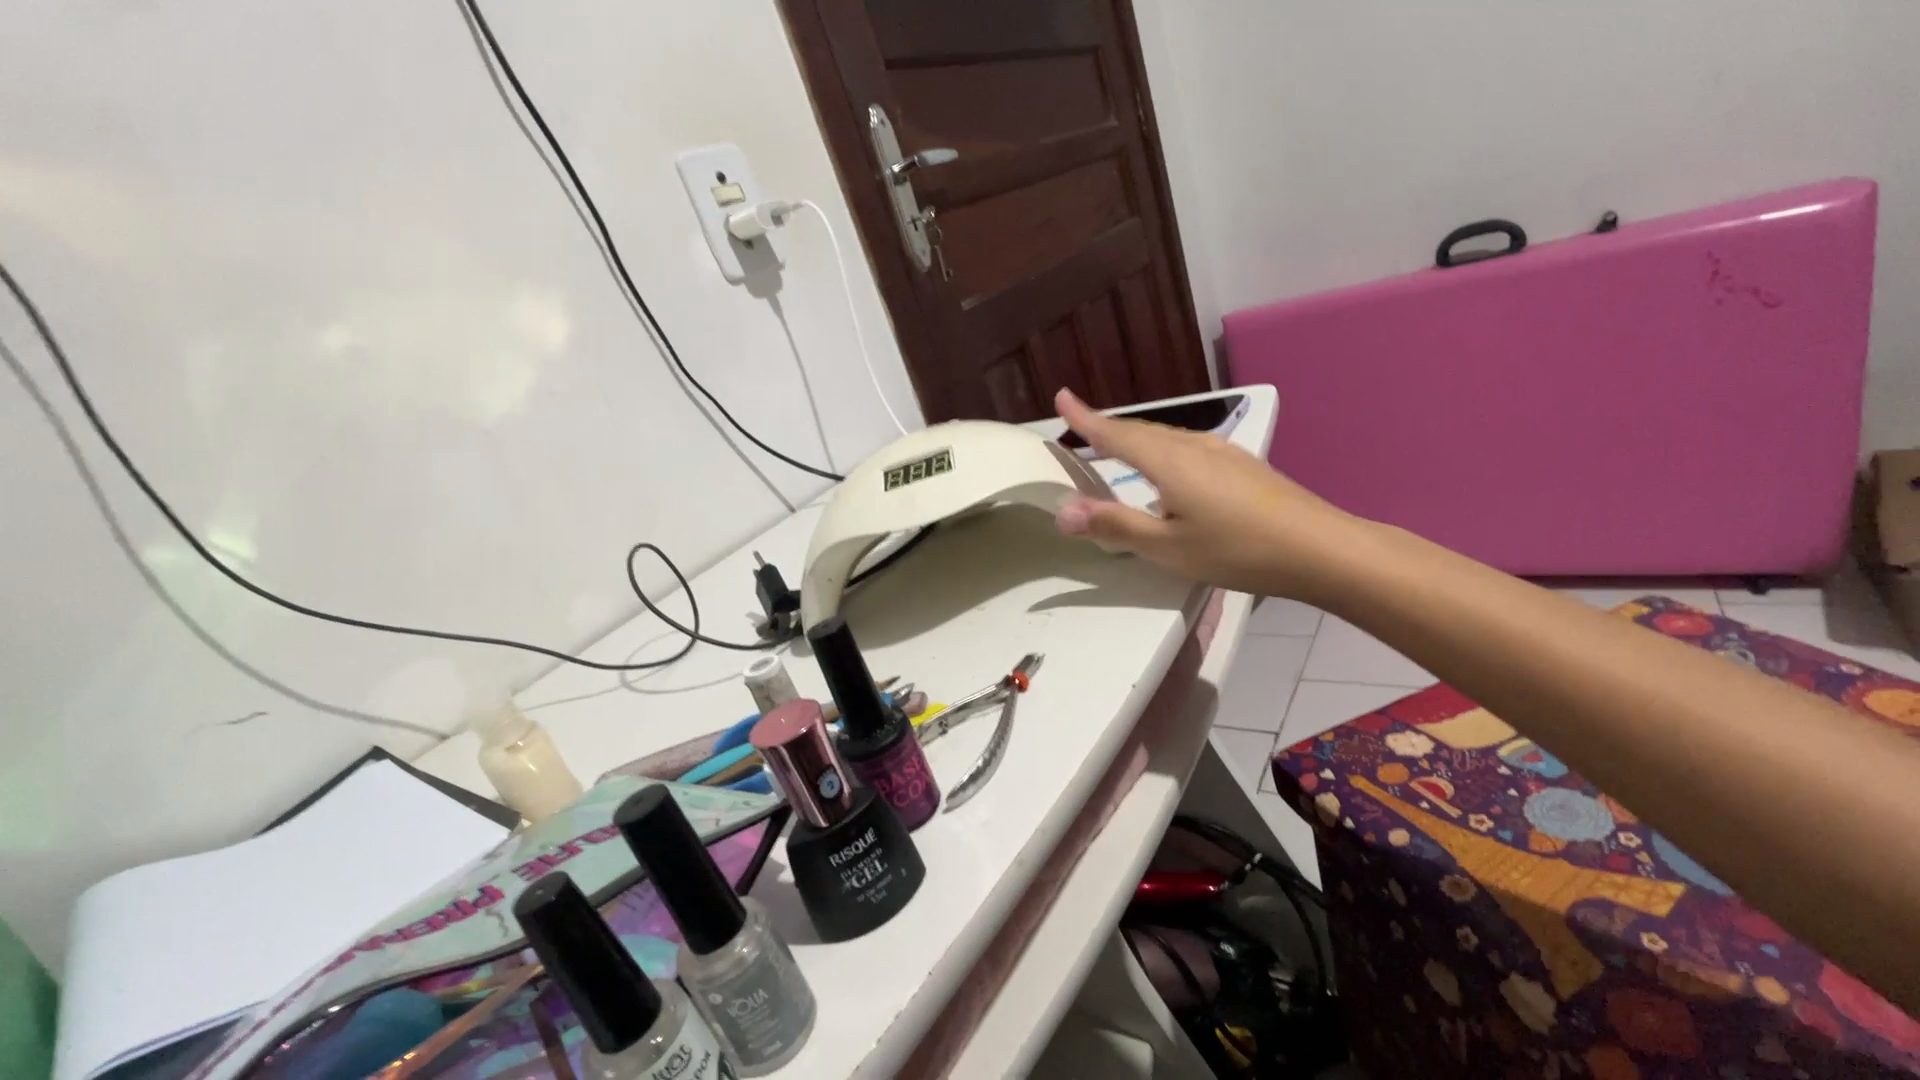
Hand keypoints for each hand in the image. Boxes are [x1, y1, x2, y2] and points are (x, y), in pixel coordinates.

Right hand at [1052, 389, 1363, 598]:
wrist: (1320, 548)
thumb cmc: (1238, 550)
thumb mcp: (1168, 548)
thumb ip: (1116, 526)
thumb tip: (1063, 511)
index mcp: (1168, 462)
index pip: (1116, 434)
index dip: (1086, 418)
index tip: (1062, 396)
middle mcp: (1193, 446)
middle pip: (1141, 432)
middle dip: (1108, 429)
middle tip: (1081, 430)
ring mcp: (1223, 452)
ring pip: (1167, 438)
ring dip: (1136, 441)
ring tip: (1117, 450)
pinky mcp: (1242, 464)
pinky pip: (1188, 448)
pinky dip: (1162, 452)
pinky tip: (1169, 473)